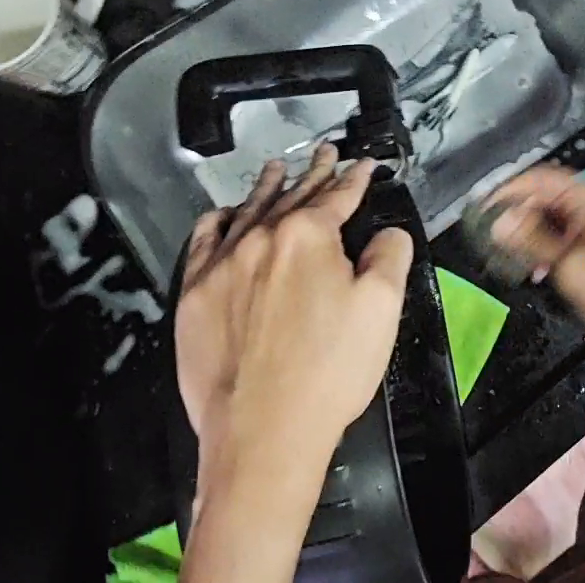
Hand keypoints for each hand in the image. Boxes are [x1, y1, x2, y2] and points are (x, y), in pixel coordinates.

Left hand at [174, 144, 413, 479]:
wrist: (263, 434)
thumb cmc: (331, 369)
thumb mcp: (383, 308)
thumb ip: (389, 255)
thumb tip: (387, 231)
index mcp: (308, 235)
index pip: (338, 196)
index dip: (356, 178)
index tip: (365, 164)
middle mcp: (261, 238)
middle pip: (294, 196)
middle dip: (315, 173)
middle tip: (327, 152)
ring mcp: (222, 265)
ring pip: (248, 212)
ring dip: (267, 187)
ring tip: (276, 167)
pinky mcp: (194, 296)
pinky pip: (204, 243)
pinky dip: (218, 222)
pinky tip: (224, 214)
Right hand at [484, 165, 584, 356]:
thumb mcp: (569, 267)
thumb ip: (531, 241)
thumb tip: (498, 222)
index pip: (538, 179)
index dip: (505, 191)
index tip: (480, 209)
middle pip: (546, 195)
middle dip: (518, 214)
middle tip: (492, 236)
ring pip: (556, 215)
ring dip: (533, 232)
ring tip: (512, 256)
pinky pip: (569, 231)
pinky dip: (550, 244)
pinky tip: (538, 268)